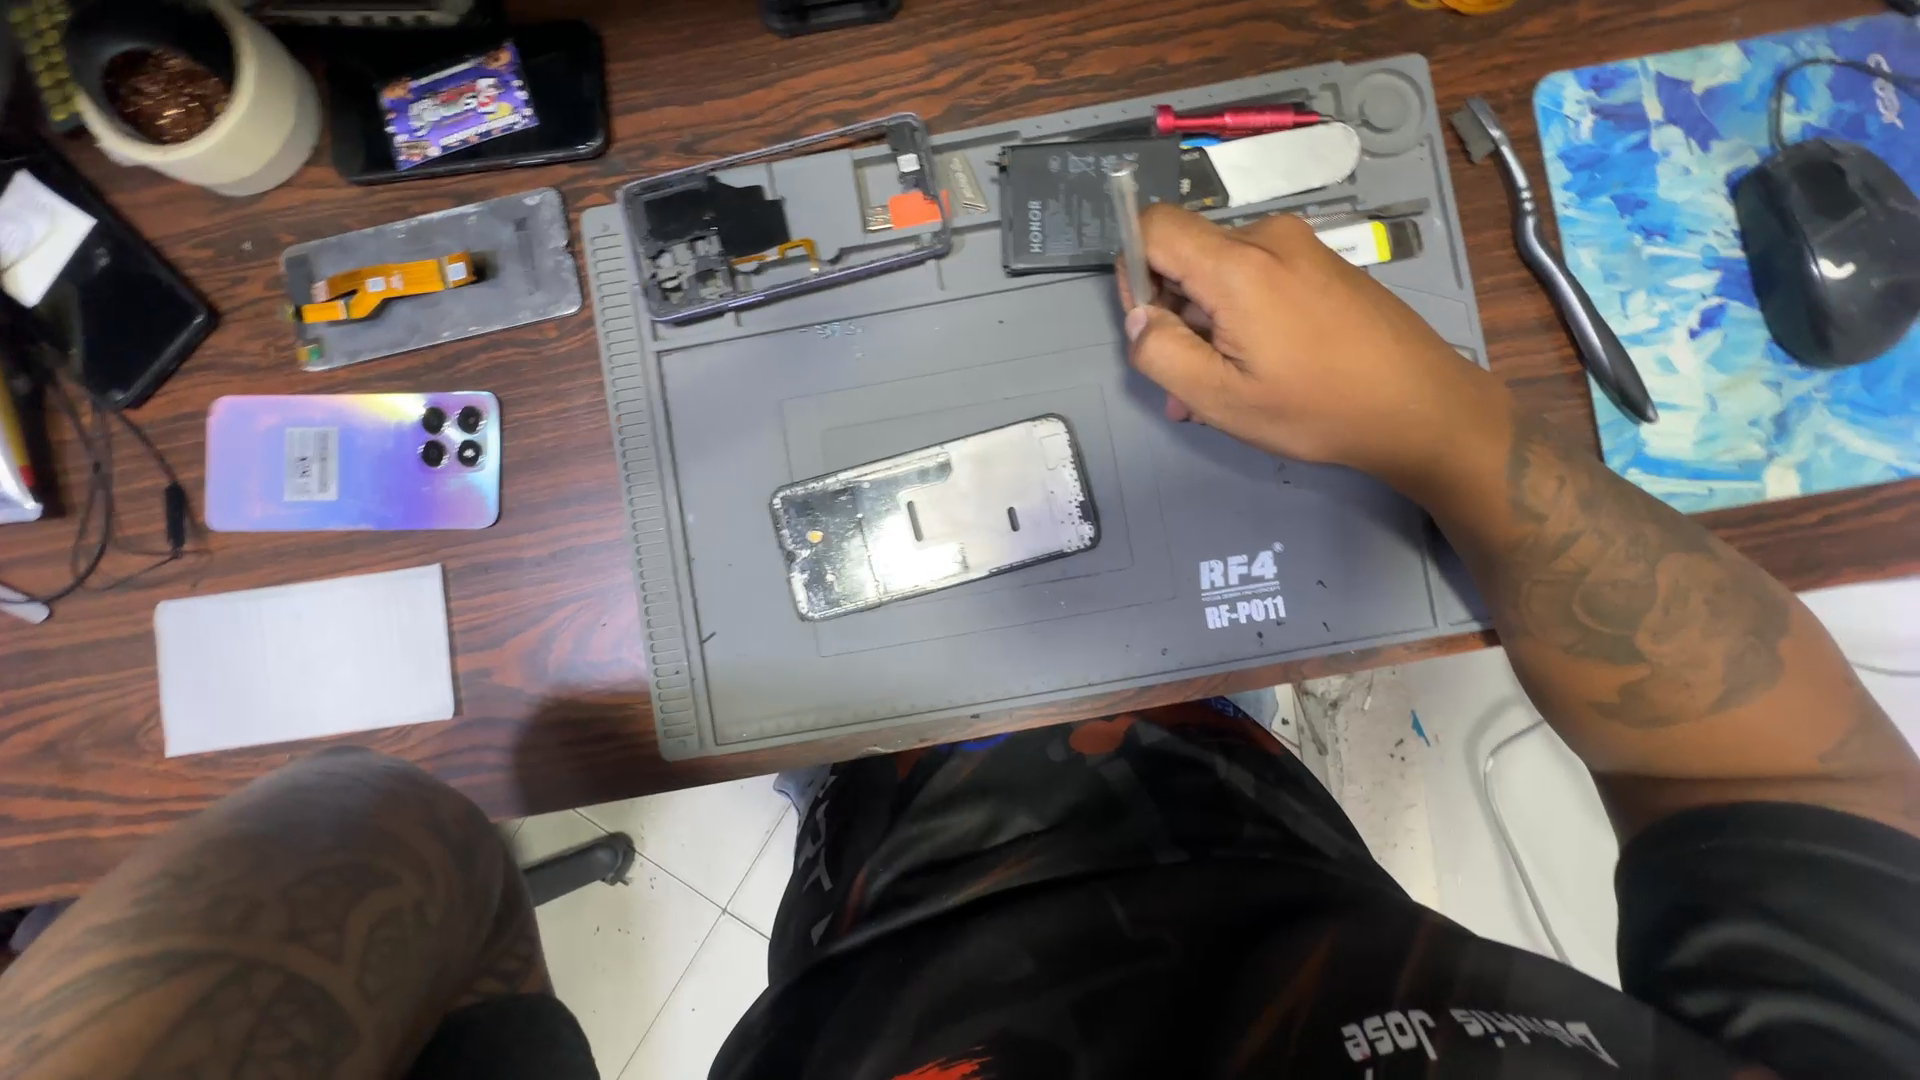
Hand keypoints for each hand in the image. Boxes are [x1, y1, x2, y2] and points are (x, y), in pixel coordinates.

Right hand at [1121, 204, 1497, 481]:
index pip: (1154, 226)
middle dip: (1172, 316)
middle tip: (1185, 385)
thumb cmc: (1316, 408)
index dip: (1133, 270)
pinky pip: (1255, 282)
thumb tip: (1136, 318)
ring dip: (1205, 329)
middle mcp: (1269, 238)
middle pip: (1187, 257)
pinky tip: (1255, 373)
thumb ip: (1160, 353)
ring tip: (1221, 391)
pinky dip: (1239, 322)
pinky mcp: (1320, 266)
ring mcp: (1300, 248)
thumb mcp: (1219, 398)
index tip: (1148, 324)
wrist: (1420, 407)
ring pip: (1220, 277)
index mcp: (1239, 265)